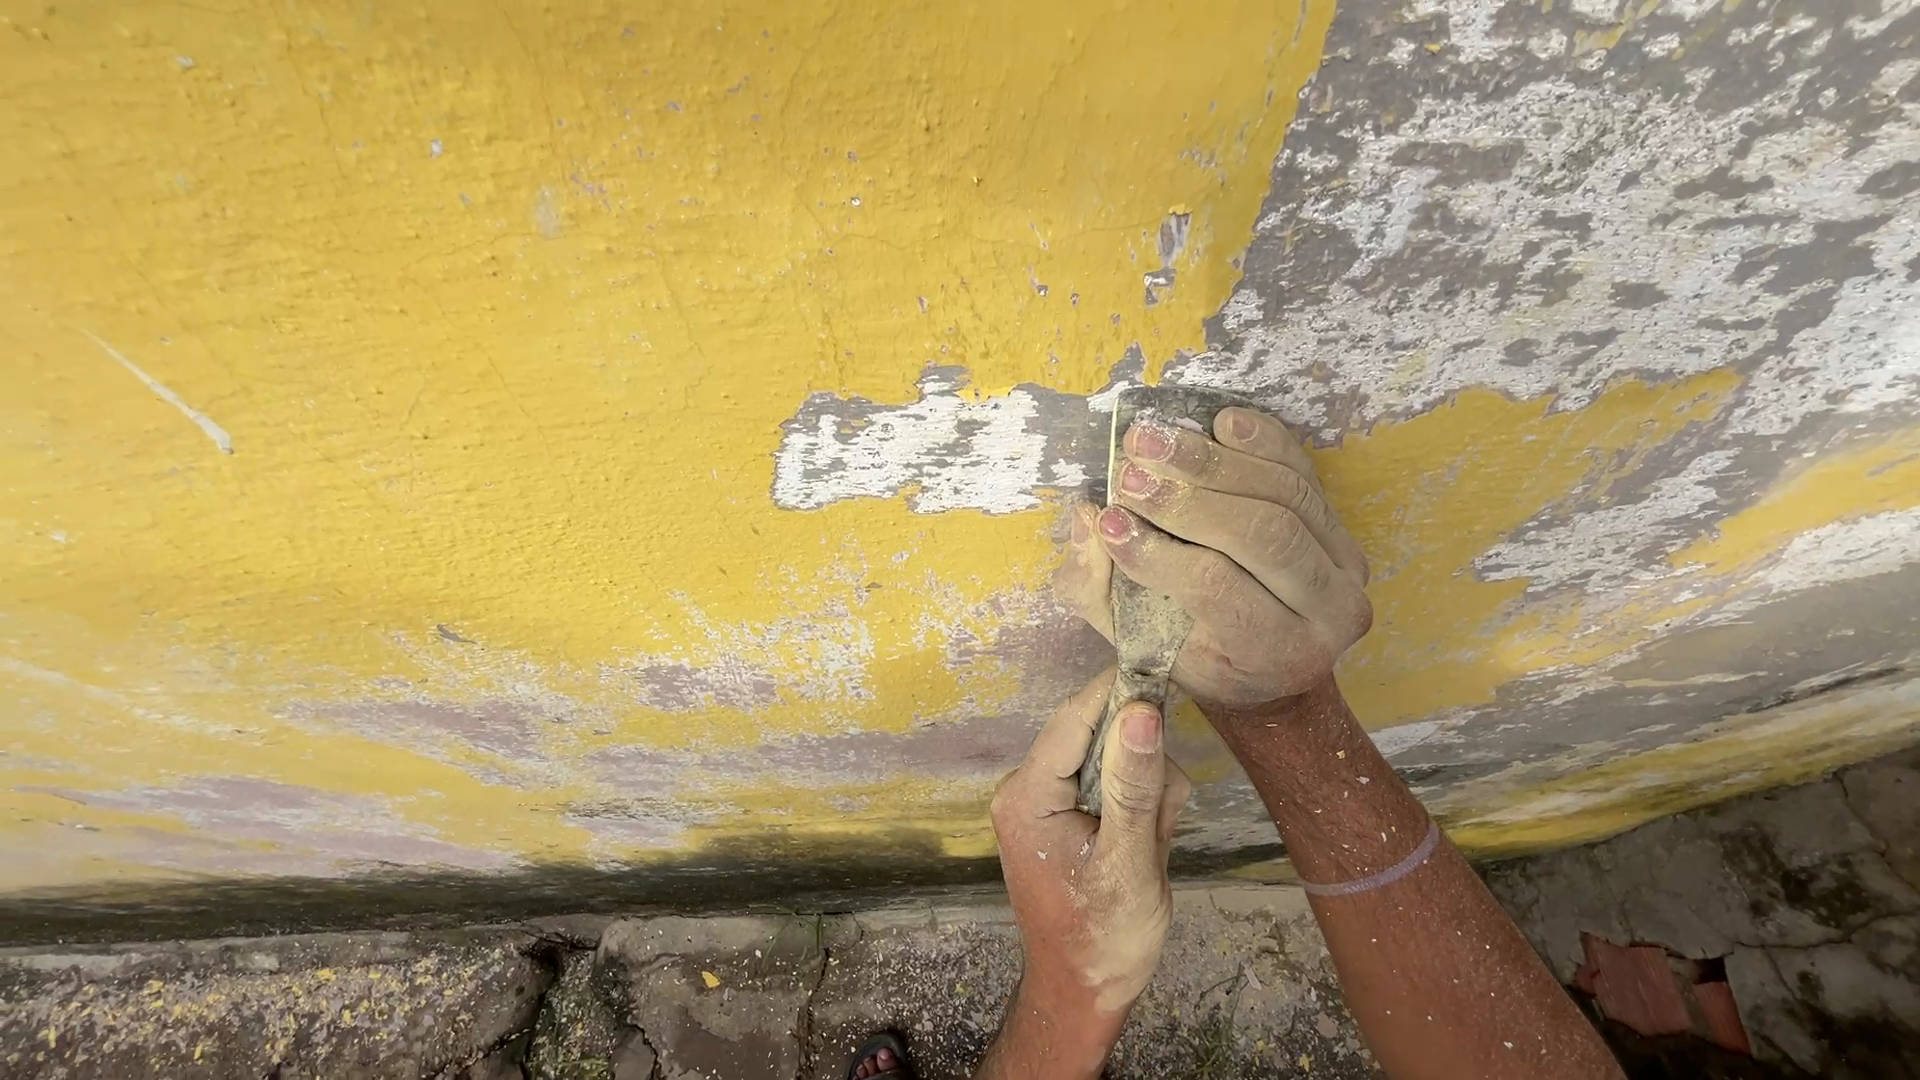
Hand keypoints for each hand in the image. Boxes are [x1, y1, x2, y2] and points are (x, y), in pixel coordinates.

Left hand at [990, 669, 1190, 1020]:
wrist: (1080, 991)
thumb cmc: (1102, 938)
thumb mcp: (1129, 862)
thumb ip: (1135, 785)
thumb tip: (1142, 710)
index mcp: (1028, 793)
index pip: (1074, 717)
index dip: (1117, 690)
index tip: (1161, 665)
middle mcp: (1026, 786)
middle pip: (1094, 736)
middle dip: (1139, 766)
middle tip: (1159, 819)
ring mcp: (1042, 798)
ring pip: (1109, 760)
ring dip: (1143, 794)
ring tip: (1149, 848)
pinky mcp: (1061, 811)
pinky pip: (1107, 784)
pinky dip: (1136, 806)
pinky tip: (1142, 847)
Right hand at [1053, 405, 1370, 707]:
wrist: (1265, 664)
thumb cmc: (1191, 655)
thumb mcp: (1133, 637)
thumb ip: (1097, 588)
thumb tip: (1087, 518)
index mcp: (1271, 652)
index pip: (1215, 588)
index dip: (1158, 551)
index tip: (1110, 520)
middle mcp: (1327, 614)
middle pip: (1262, 534)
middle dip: (1188, 497)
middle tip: (1128, 473)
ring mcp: (1345, 566)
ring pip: (1285, 494)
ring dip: (1212, 461)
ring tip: (1151, 441)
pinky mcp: (1343, 528)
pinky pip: (1305, 472)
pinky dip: (1263, 440)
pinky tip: (1218, 422)